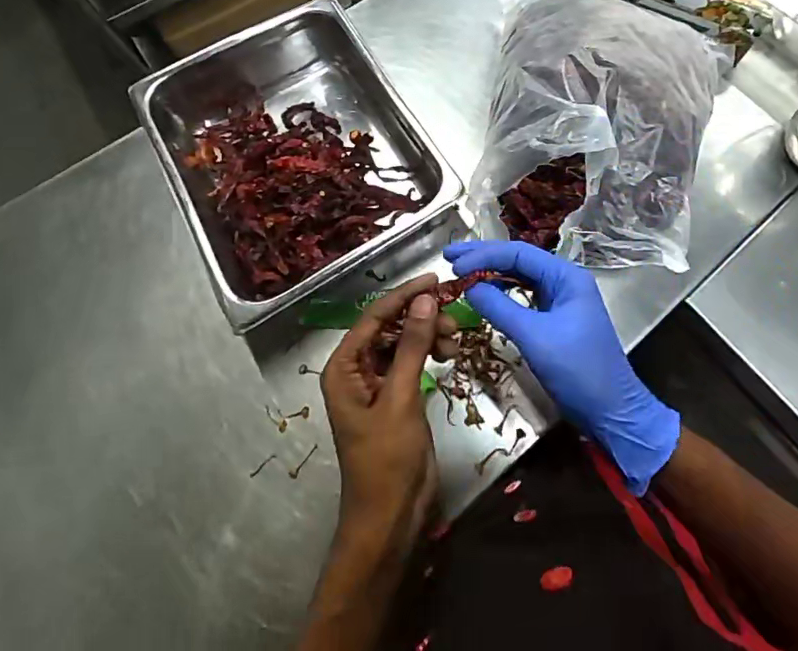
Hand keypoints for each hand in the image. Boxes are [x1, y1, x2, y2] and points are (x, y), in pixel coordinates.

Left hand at [319, 275, 446, 548]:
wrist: (391, 518)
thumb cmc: (387, 459)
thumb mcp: (400, 398)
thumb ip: (411, 347)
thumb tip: (423, 300)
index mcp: (342, 366)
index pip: (372, 318)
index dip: (402, 296)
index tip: (433, 279)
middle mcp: (355, 370)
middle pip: (387, 329)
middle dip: (419, 319)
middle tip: (453, 317)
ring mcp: (375, 386)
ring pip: (401, 346)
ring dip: (426, 338)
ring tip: (454, 341)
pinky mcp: (394, 400)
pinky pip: (409, 365)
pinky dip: (428, 357)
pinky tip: (447, 354)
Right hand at [446, 240, 680, 493]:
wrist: (613, 413)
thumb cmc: (579, 371)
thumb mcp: (534, 337)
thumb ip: (499, 307)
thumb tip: (468, 286)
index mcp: (566, 277)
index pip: (517, 253)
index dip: (482, 256)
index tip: (454, 267)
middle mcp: (563, 282)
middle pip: (516, 259)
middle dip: (482, 257)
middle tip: (448, 258)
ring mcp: (559, 300)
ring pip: (517, 276)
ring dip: (488, 273)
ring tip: (459, 273)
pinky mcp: (553, 319)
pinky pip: (521, 296)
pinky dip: (499, 292)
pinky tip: (482, 294)